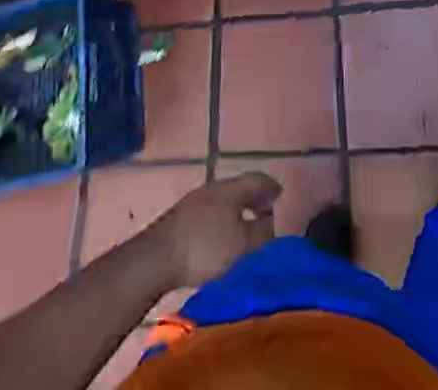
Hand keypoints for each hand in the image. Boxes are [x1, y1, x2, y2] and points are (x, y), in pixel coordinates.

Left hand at [150, 172, 282, 288]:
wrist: (154, 260)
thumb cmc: (205, 248)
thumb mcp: (243, 244)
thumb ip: (264, 232)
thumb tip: (278, 222)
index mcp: (230, 188)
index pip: (258, 179)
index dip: (273, 188)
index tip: (283, 200)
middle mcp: (212, 188)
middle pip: (240, 188)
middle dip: (256, 200)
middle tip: (268, 215)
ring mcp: (193, 203)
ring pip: (224, 201)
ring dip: (238, 212)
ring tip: (247, 231)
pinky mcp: (179, 220)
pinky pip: (210, 214)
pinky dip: (222, 221)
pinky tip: (222, 240)